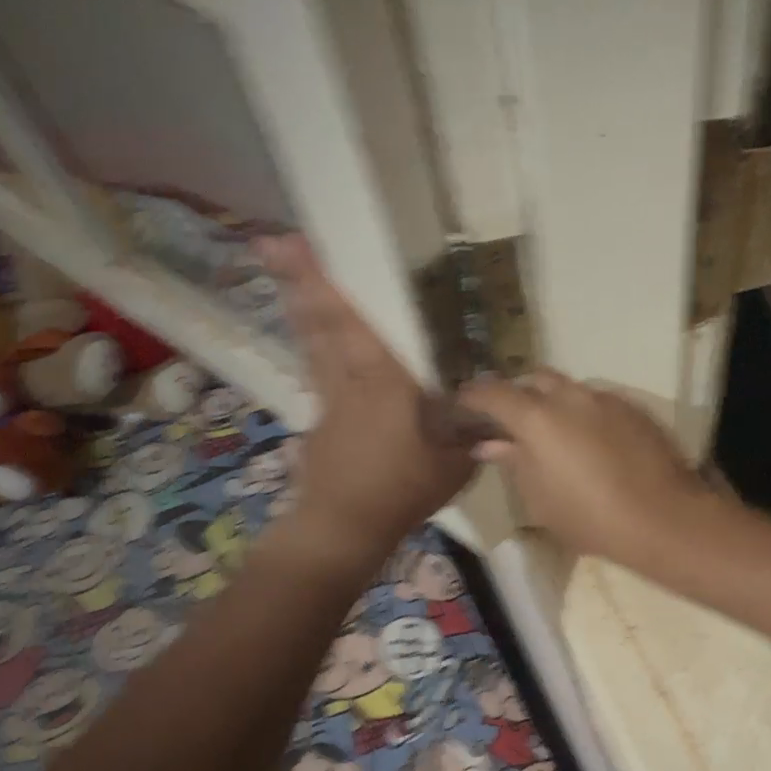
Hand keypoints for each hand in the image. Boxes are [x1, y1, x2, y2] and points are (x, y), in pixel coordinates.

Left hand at [258, 236, 476, 559]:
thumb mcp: (456, 464)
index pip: (351, 325)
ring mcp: (328, 404)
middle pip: (320, 327)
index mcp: (383, 384)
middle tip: (273, 243)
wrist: (346, 527)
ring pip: (313, 348)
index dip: (322, 284)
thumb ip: (472, 435)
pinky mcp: (320, 426)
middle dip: (298, 284)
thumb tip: (496, 417)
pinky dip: (316, 353)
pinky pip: (319, 377)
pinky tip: (320, 351)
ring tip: (291, 282)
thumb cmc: (404, 490)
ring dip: (301, 313)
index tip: (292, 244)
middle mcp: (348, 383)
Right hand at [457, 371, 708, 560]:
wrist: (665, 519)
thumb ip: (515, 464)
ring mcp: (608, 399)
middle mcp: (572, 397)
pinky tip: (595, 444)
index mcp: (538, 417)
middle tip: (514, 424)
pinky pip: (602, 403)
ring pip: (572, 390)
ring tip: (557, 436)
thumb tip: (492, 445)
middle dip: (520, 396)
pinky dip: (589, 416)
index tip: (463, 409)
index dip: (472, 399)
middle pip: (535, 381)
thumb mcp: (541, 501)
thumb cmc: (593, 519)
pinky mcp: (637, 410)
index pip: (492, 392)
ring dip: (557, 405)